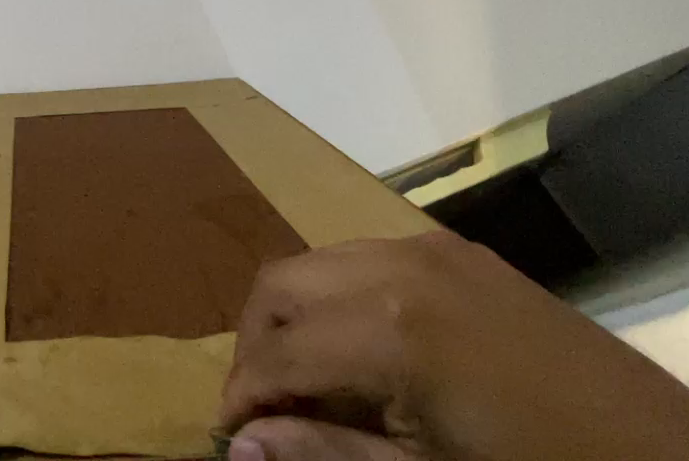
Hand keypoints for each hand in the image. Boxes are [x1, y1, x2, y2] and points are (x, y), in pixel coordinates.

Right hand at [219, 232, 688, 460]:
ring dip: (293, 318)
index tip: (228, 437)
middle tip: (261, 412)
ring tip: (306, 385)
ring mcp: (432, 248)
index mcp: (394, 327)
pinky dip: (339, 298)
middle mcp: (400, 263)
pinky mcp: (460, 251)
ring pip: (318, 263)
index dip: (242, 394)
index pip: (279, 349)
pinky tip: (363, 353)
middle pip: (280, 284)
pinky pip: (366, 258)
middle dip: (255, 346)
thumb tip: (241, 447)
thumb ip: (331, 455)